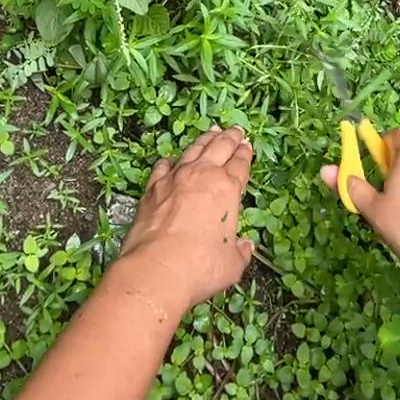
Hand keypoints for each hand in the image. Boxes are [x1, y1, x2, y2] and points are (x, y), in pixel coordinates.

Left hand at [115, 126, 255, 316]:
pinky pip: (163, 168)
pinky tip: (171, 160)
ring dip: (204, 140)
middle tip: (235, 130)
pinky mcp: (153, 188)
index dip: (244, 153)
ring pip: (193, 151)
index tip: (247, 145)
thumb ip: (240, 251)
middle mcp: (202, 176)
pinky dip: (169, 162)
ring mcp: (175, 179)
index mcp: (227, 189)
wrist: (156, 268)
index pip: (239, 164)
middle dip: (229, 138)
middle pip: (219, 148)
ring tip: (211, 132)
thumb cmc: (200, 267)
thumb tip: (246, 246)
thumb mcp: (231, 264)